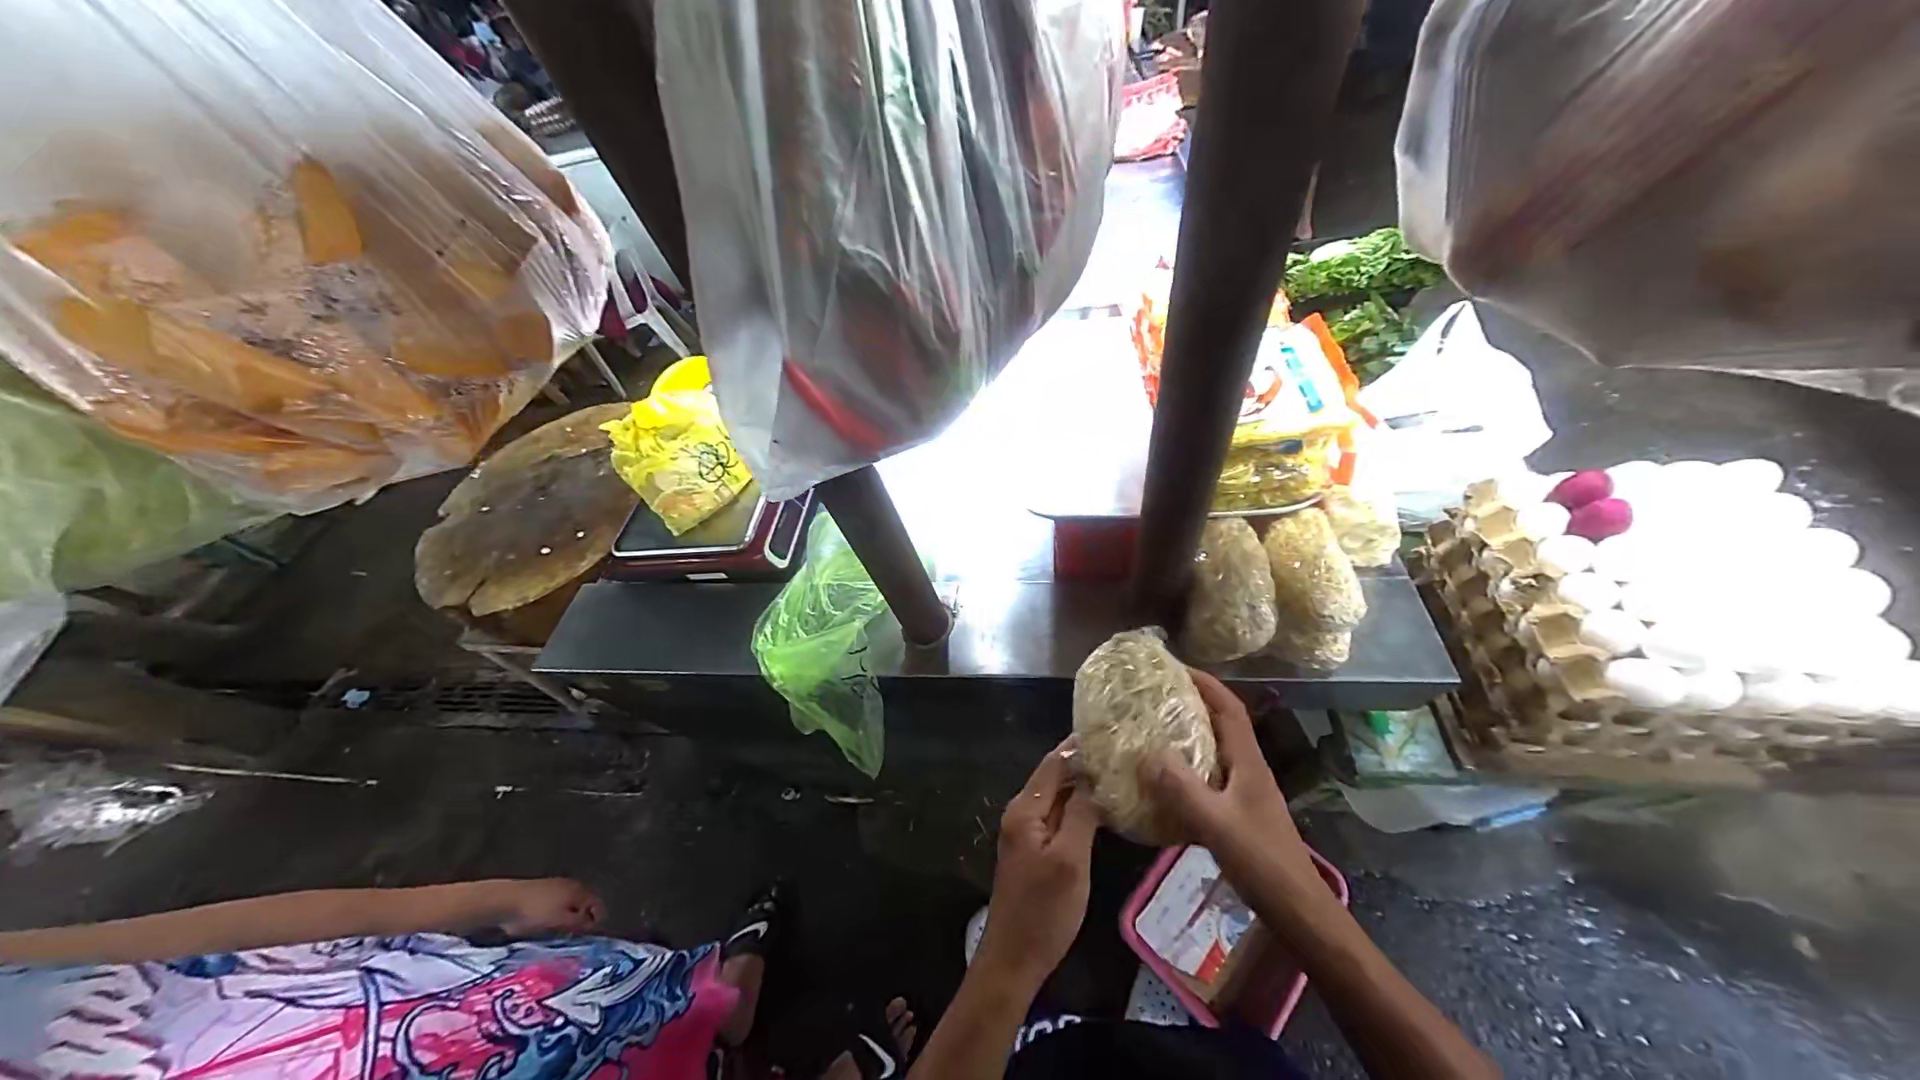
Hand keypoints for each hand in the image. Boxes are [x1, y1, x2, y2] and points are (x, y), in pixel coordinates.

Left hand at [496, 878, 604, 936]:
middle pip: (585, 904)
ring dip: (570, 918)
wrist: (505, 901)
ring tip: (561, 935)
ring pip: (570, 905)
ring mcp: (556, 886)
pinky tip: (547, 926)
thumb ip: (580, 923)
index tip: (592, 937)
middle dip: (584, 920)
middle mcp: (572, 885)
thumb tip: (594, 926)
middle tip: (577, 938)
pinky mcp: (542, 891)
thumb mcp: (560, 921)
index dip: (598, 920)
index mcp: (580, 891)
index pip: (598, 905)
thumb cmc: (535, 913)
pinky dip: (557, 915)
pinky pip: (557, 905)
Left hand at [977, 739, 1099, 990]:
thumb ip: (1082, 815)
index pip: (1054, 763)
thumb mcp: (1070, 860)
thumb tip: (1096, 779)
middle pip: (1055, 777)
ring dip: (1083, 785)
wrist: (1013, 959)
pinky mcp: (1034, 851)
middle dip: (1085, 762)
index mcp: (1025, 809)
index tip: (1110, 729)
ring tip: (1119, 773)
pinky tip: (1103, 809)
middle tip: (1122, 751)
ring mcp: (1026, 833)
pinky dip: (1079, 807)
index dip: (1080, 745)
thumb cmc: (1044, 910)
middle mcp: (1022, 813)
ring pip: (1058, 797)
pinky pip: (1058, 817)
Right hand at [1137, 670, 1319, 892]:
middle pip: (1219, 725)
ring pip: (1211, 753)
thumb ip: (1181, 788)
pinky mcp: (1236, 815)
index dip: (1205, 684)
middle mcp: (1247, 771)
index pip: (1229, 708)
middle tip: (1152, 698)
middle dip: (1189, 706)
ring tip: (1148, 733)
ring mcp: (1243, 794)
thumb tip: (1147, 753)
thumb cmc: (1262, 862)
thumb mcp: (1216, 823)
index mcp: (1248, 763)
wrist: (1297, 912)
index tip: (1174, 669)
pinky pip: (1205, 781)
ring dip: (1184, 739)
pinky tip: (1159, 786)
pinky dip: (1182, 774)